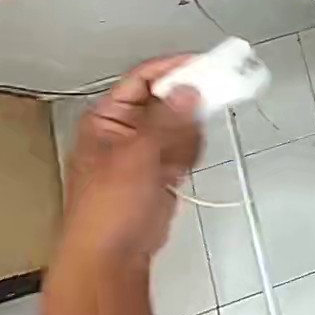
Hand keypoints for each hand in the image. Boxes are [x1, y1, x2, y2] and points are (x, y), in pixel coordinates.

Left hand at [60, 56, 202, 267]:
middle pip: (169, 99)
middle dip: (187, 111)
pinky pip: (187, 145)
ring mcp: (145, 146)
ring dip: (188, 139)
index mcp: (108, 118)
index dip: (174, 68)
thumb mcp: (137, 156)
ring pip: (183, 122)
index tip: (207, 64)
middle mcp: (126, 127)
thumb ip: (166, 120)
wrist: (113, 251)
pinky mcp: (162, 164)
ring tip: (176, 162)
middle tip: (205, 112)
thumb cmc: (108, 207)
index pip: (143, 78)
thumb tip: (188, 89)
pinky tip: (178, 172)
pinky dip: (189, 155)